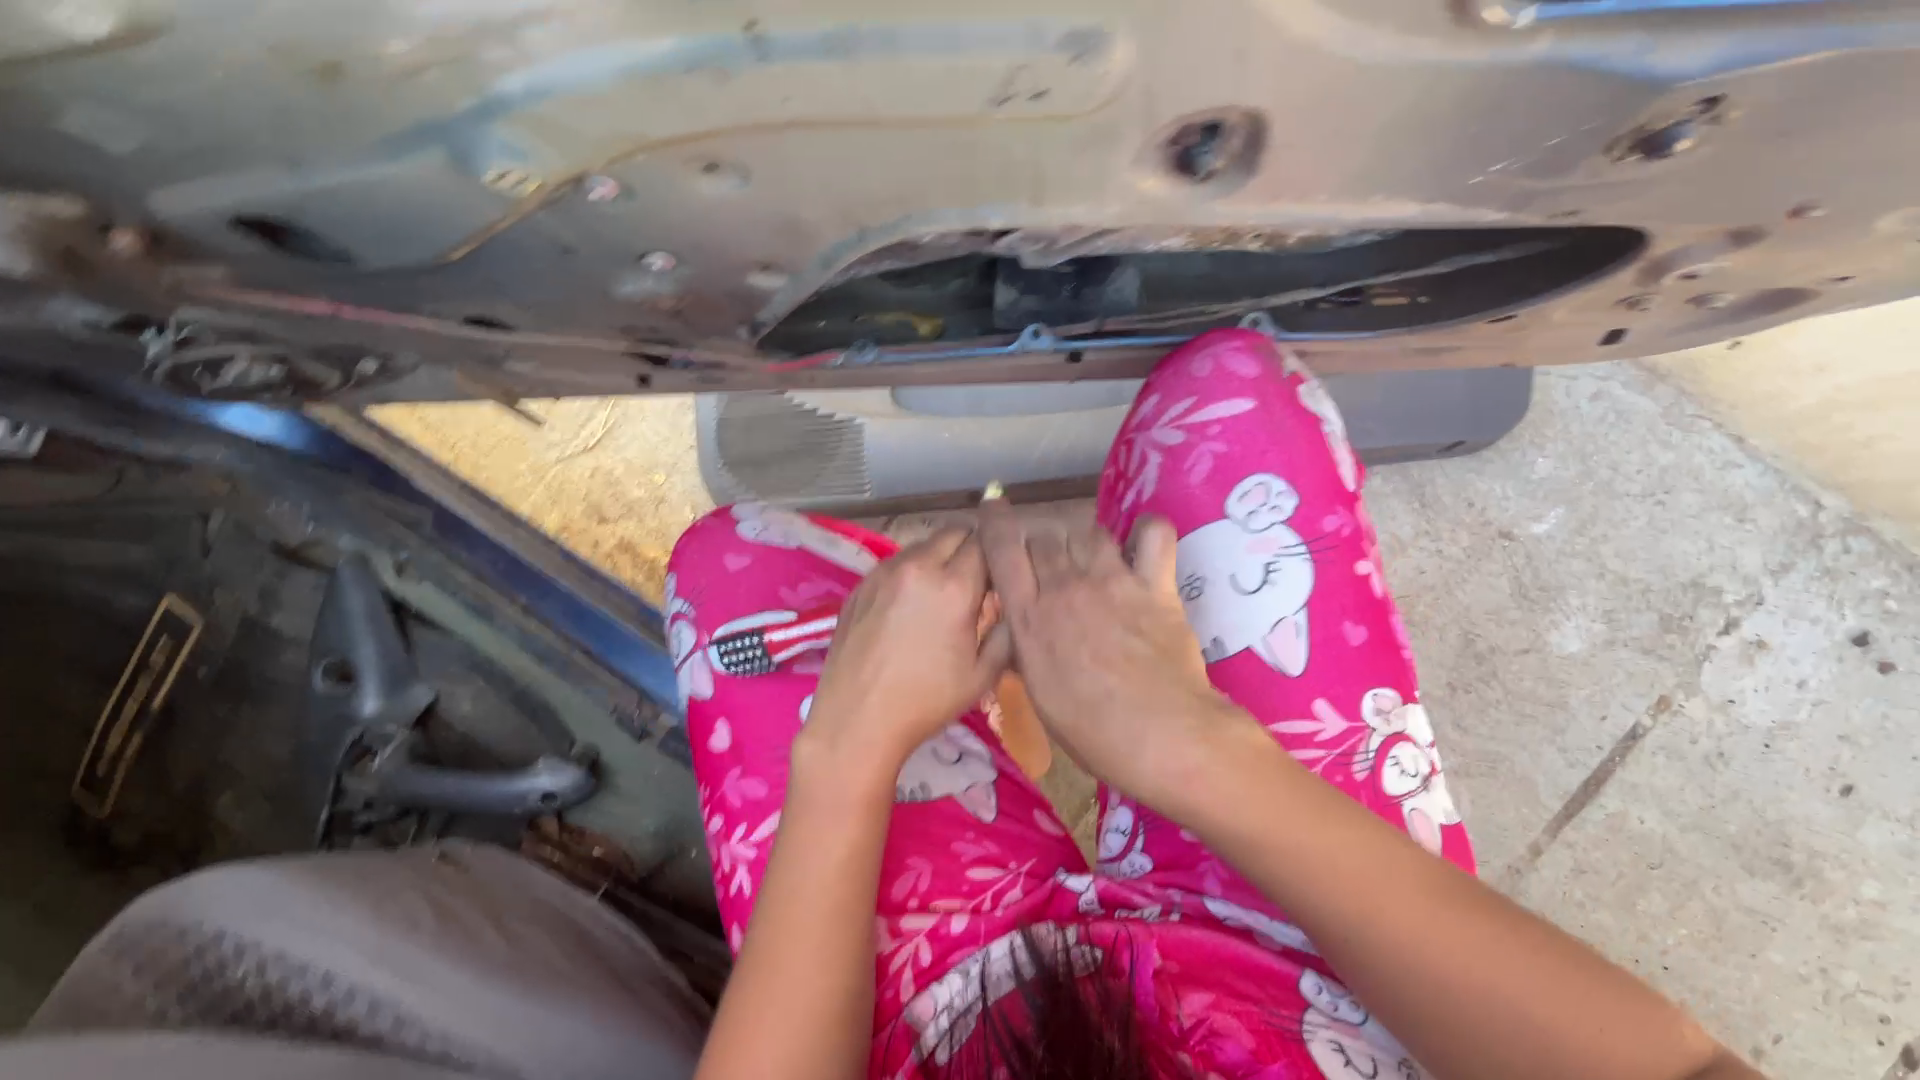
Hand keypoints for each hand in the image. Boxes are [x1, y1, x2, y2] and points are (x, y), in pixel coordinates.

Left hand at [801, 528, 1011, 775]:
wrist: (856, 720)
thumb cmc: (926, 701)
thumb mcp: (984, 674)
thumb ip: (1007, 630)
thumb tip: (1015, 602)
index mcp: (954, 587)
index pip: (986, 542)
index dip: (999, 555)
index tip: (1002, 575)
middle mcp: (917, 567)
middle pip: (954, 532)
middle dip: (970, 549)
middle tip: (976, 581)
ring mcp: (884, 571)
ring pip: (923, 545)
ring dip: (939, 558)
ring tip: (941, 594)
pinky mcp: (861, 583)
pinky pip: (896, 563)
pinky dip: (911, 572)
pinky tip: (909, 606)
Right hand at [976, 499, 1252, 806]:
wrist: (1160, 737)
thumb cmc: (1091, 732)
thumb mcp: (1039, 693)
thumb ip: (1027, 650)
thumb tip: (1022, 632)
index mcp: (1029, 617)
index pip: (1001, 549)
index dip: (994, 521)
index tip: (992, 508)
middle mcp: (1065, 588)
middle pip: (1045, 538)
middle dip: (1043, 548)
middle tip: (1054, 571)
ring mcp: (1112, 581)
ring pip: (1088, 533)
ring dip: (1084, 543)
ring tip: (1094, 565)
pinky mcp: (1154, 585)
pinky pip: (1153, 534)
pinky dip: (1147, 531)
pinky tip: (1142, 543)